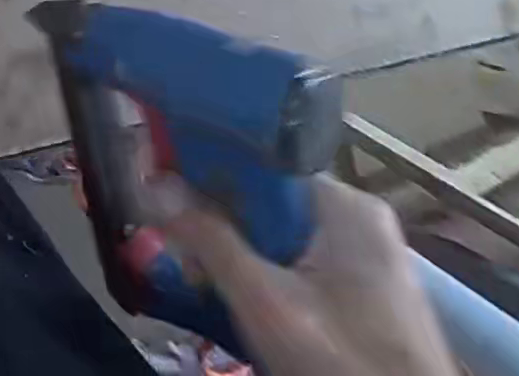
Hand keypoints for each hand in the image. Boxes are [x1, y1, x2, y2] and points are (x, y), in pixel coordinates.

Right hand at [155, 175, 457, 375]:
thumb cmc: (342, 366)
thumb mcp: (264, 302)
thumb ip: (208, 237)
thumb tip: (152, 181)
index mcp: (345, 203)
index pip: (258, 162)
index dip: (208, 170)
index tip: (167, 184)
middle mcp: (357, 215)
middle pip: (266, 198)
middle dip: (221, 220)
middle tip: (182, 245)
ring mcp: (366, 252)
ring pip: (278, 231)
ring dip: (240, 250)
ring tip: (205, 275)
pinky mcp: (366, 287)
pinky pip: (299, 257)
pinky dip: (267, 271)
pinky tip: (246, 298)